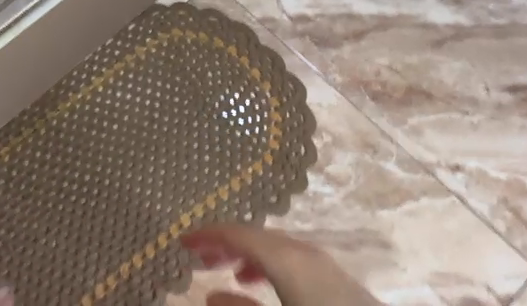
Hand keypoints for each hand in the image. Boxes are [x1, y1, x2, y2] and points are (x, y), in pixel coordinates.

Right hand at [181, 226, 379, 305]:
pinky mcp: (346, 286)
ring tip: (231, 272)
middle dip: (227, 244)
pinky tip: (270, 288)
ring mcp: (330, 269)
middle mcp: (307, 254)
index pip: (237, 233)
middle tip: (200, 258)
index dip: (206, 235)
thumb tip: (211, 293)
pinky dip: (274, 268)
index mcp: (287, 258)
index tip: (181, 243)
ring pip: (279, 249)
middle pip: (258, 236)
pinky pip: (298, 263)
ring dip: (250, 256)